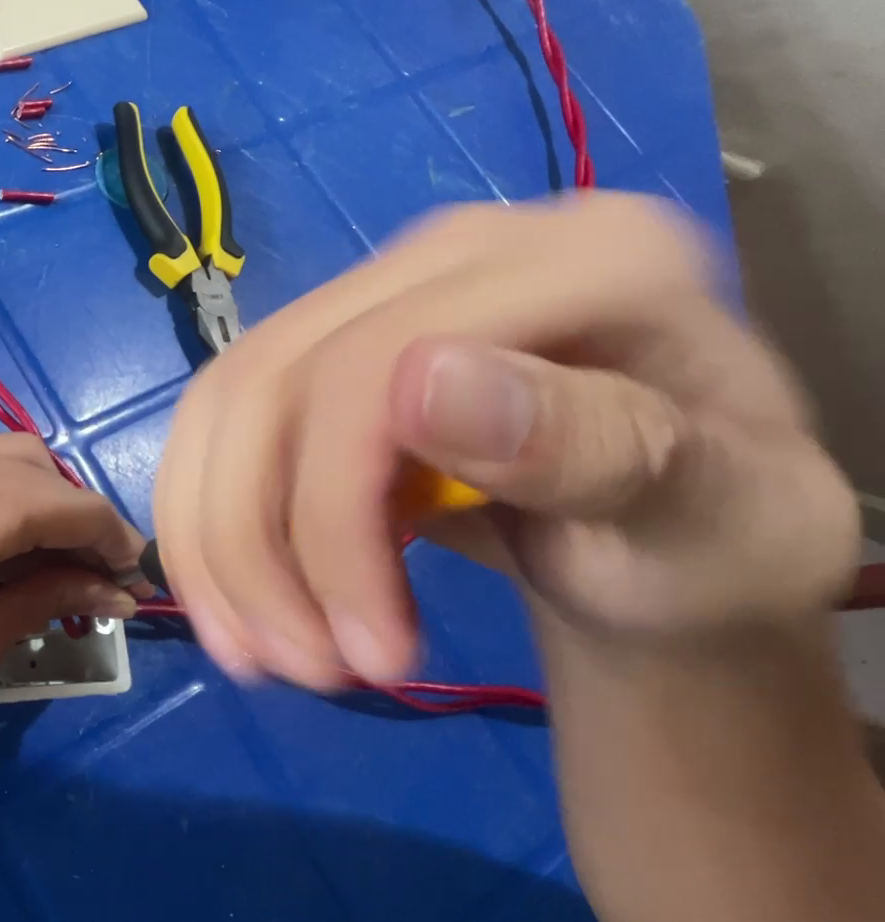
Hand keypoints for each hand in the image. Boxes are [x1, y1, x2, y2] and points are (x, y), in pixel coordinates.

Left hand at [0, 429, 146, 732]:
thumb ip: (45, 601)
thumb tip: (110, 589)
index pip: (78, 508)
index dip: (118, 547)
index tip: (134, 589)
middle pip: (48, 474)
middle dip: (80, 525)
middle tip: (90, 587)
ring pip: (10, 461)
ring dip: (41, 506)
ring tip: (45, 571)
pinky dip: (0, 496)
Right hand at [154, 194, 857, 688]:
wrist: (659, 541)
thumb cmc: (710, 545)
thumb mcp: (718, 523)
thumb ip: (593, 445)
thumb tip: (421, 380)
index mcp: (578, 259)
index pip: (372, 365)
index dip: (331, 516)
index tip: (365, 658)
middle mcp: (449, 253)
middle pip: (268, 383)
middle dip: (252, 544)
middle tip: (293, 668)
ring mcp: (372, 294)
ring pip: (220, 408)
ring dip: (212, 542)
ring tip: (254, 652)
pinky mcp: (320, 346)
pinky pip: (217, 425)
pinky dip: (203, 522)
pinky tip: (231, 601)